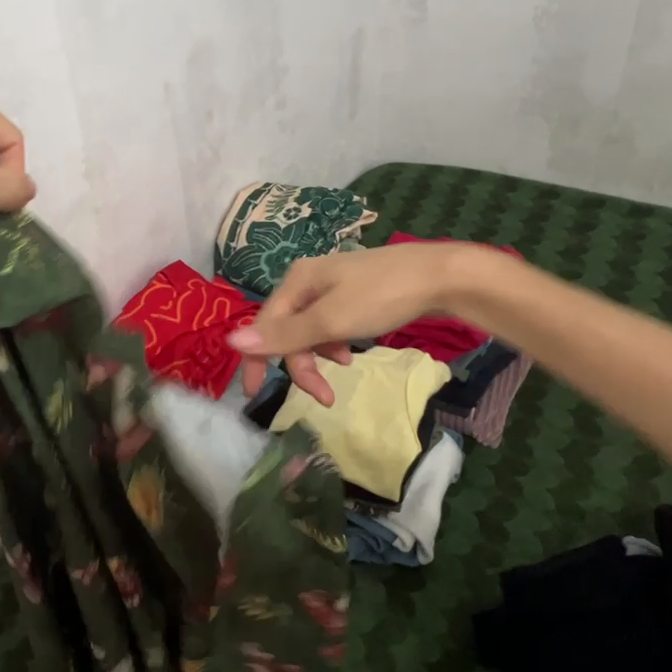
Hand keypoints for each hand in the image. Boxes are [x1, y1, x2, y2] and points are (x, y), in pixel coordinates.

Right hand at [229, 243, 485, 404]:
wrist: (441, 276)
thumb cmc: (382, 297)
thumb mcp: (331, 321)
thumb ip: (283, 335)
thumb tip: (230, 340)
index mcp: (296, 281)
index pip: (264, 324)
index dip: (256, 359)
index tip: (254, 395)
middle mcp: (307, 279)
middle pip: (287, 329)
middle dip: (301, 363)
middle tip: (324, 395)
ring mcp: (332, 285)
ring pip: (309, 329)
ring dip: (318, 355)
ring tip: (343, 368)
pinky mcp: (353, 293)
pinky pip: (329, 324)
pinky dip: (334, 342)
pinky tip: (352, 353)